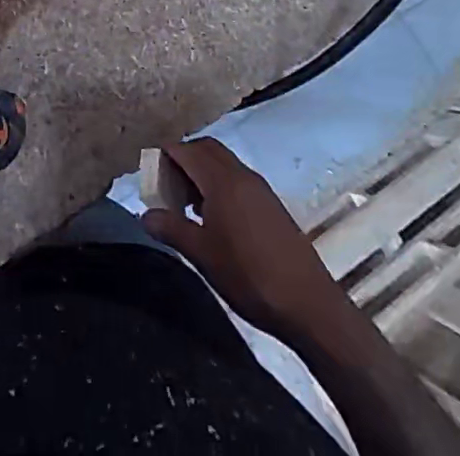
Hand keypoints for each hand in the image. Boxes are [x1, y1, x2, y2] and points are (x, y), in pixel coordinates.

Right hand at [142, 139, 348, 340]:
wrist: (312, 309)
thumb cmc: (250, 276)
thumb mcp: (201, 254)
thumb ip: (170, 228)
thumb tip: (146, 215)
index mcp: (224, 182)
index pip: (186, 150)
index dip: (163, 156)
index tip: (149, 177)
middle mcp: (244, 178)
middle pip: (207, 150)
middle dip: (182, 159)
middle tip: (166, 186)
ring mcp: (262, 192)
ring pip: (224, 165)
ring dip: (201, 174)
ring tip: (186, 206)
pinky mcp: (273, 209)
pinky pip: (238, 182)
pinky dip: (218, 187)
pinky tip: (213, 220)